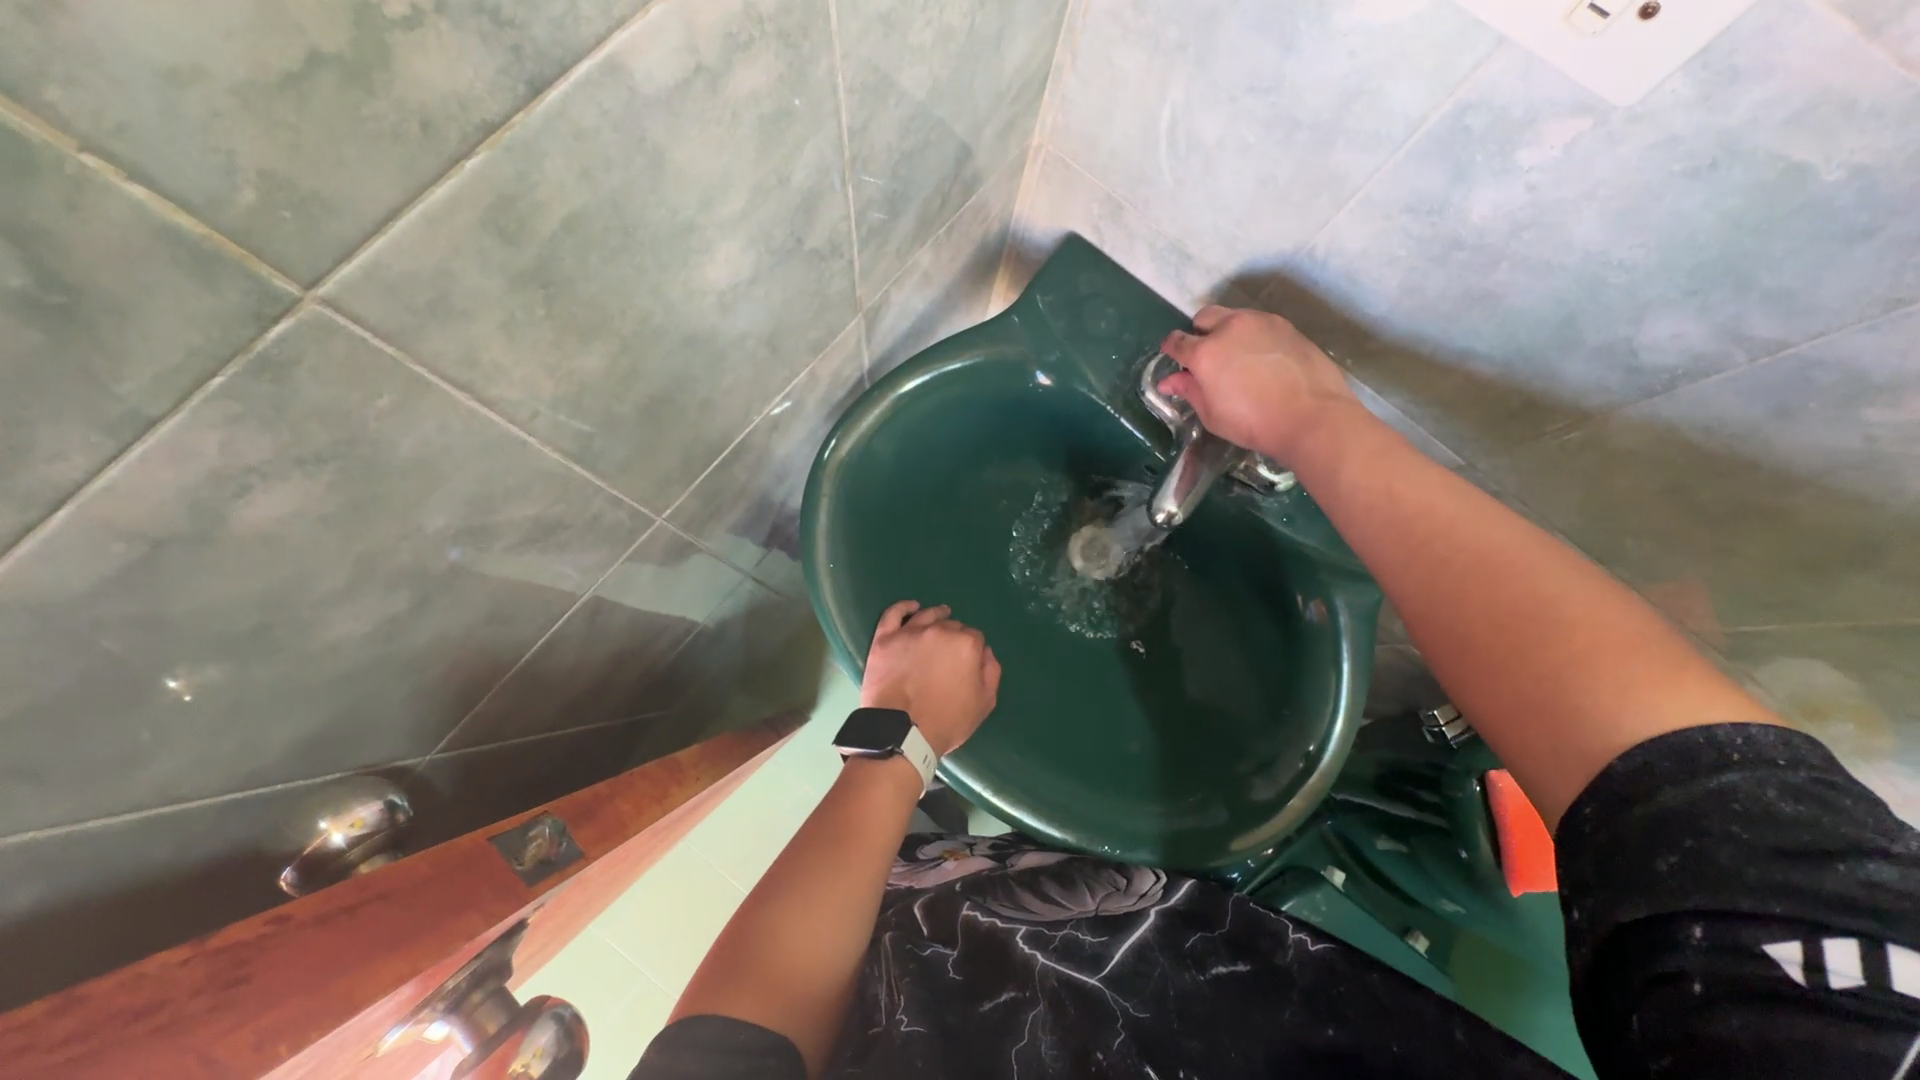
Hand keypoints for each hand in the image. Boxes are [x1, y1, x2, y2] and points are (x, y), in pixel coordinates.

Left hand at [860, 601, 1000, 755]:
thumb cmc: (947, 721)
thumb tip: (985, 652)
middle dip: (954, 636)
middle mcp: (939, 631)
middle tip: (950, 653)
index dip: (972, 650)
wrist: (902, 733)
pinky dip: (904, 607)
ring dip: (936, 615)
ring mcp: (909, 633)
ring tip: (939, 616)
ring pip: (926, 615)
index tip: (967, 662)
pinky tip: (911, 607)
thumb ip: (991, 672)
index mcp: (966, 645)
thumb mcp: (984, 703)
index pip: (975, 638)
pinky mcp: (884, 639)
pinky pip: (894, 614)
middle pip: (952, 626)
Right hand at [1159, 306, 1366, 461]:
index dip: (1172, 351)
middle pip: (1204, 317)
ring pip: (1234, 316)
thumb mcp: (1213, 415)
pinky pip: (1260, 324)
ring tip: (1239, 358)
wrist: (1311, 416)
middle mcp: (1230, 327)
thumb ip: (1190, 391)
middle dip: (1200, 333)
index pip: (1176, 341)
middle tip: (1208, 358)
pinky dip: (1253, 336)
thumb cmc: (1254, 423)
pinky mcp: (1286, 326)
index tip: (1176, 361)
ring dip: (1228, 331)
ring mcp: (1261, 322)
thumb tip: (1171, 381)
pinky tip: (1263, 360)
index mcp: (1205, 352)